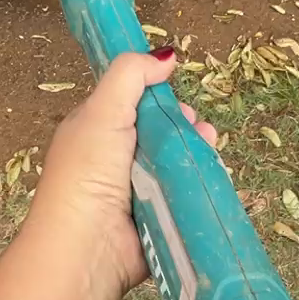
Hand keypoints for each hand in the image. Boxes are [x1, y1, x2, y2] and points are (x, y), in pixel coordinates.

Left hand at [28, 50, 217, 293]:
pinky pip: (185, 191)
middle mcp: (112, 158)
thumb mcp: (103, 110)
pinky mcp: (156, 216)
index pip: (130, 102)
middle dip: (182, 121)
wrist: (88, 245)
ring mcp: (135, 189)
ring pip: (176, 159)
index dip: (155, 94)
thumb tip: (165, 54)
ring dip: (195, 148)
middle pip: (159, 129)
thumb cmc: (88, 172)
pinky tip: (210, 170)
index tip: (171, 91)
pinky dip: (200, 180)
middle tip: (191, 123)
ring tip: (205, 143)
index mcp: (94, 129)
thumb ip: (130, 75)